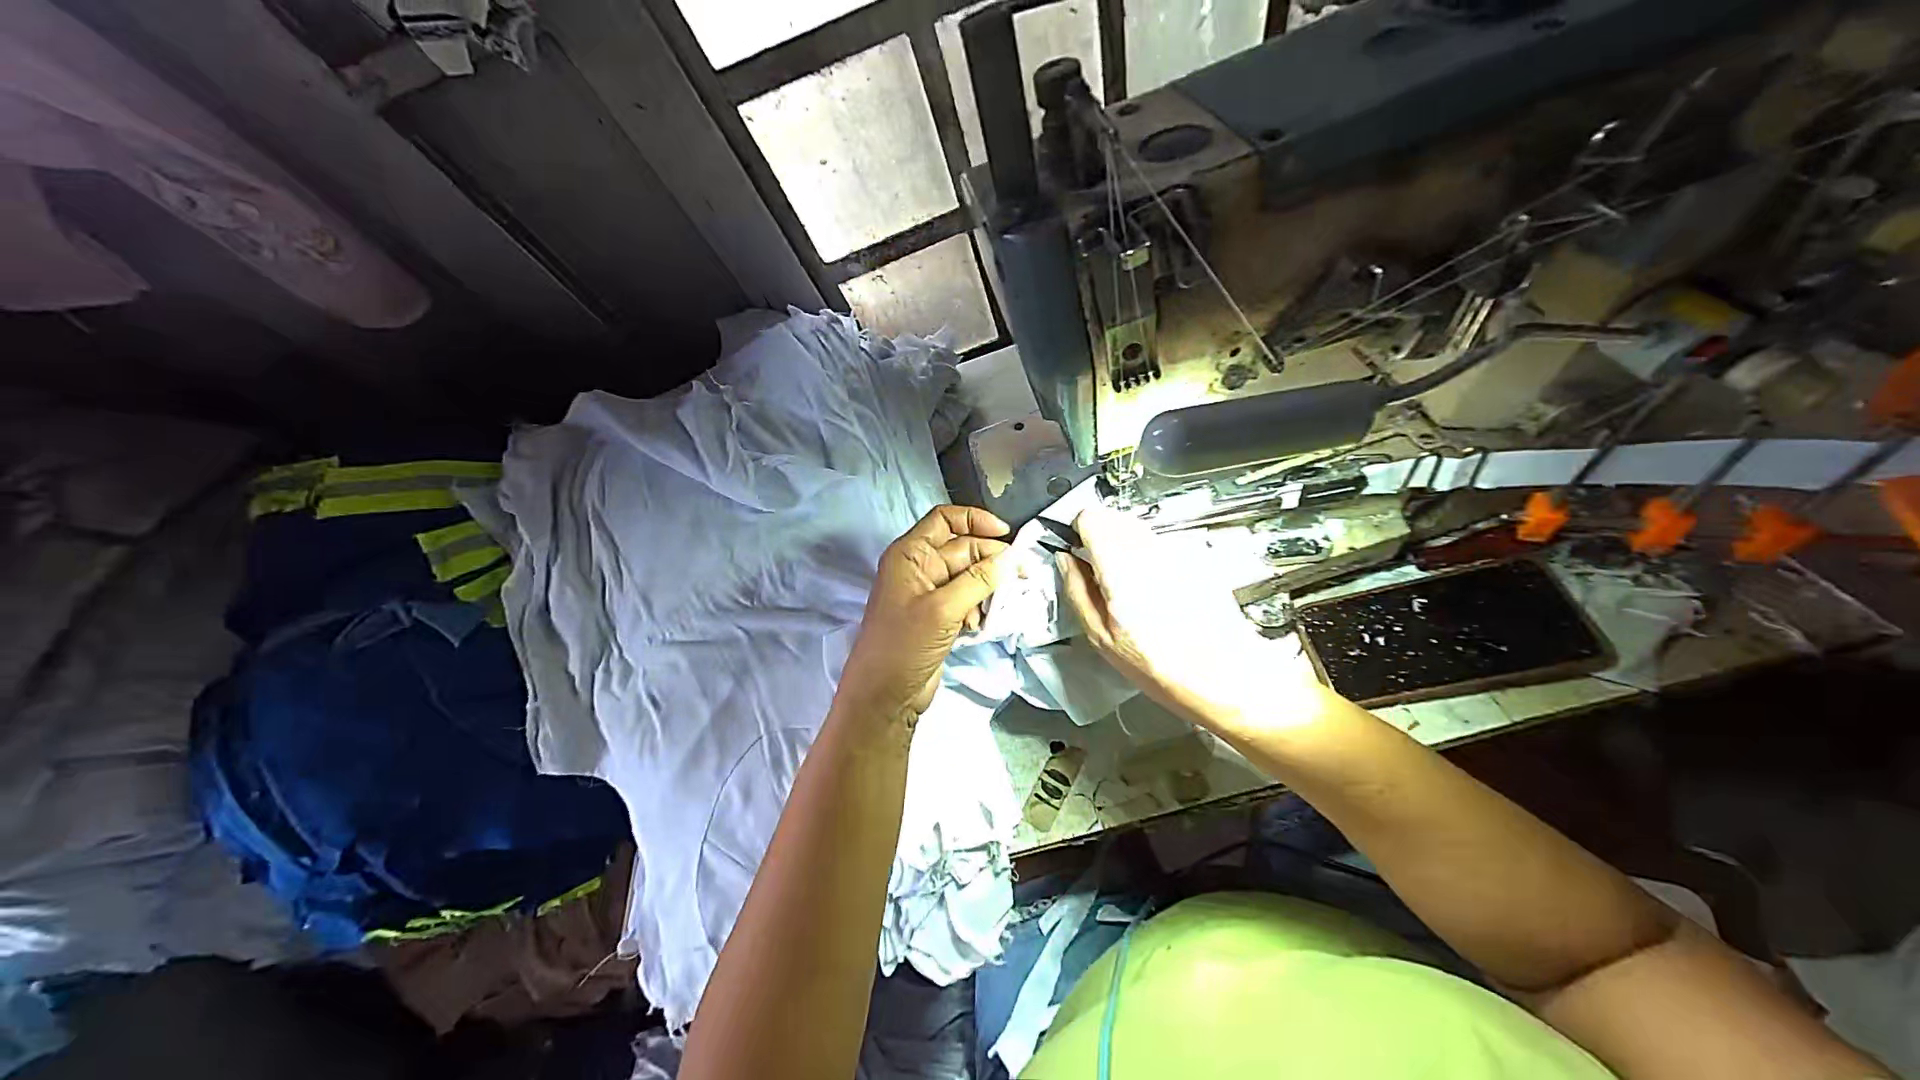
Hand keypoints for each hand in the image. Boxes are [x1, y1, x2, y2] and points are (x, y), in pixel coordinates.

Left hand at [836, 505, 1010, 725]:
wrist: (884, 696)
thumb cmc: (903, 646)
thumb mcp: (943, 608)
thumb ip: (979, 580)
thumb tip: (1012, 557)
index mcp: (910, 554)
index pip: (944, 519)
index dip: (975, 520)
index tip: (1006, 533)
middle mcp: (919, 568)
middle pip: (963, 548)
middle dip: (991, 560)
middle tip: (1020, 574)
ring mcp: (928, 594)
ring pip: (969, 576)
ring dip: (987, 587)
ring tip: (1001, 602)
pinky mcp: (938, 617)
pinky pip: (967, 600)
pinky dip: (978, 607)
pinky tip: (981, 623)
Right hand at [1057, 506, 1299, 734]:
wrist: (1222, 675)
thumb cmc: (1165, 666)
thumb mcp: (1101, 637)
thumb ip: (1077, 590)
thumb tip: (1065, 562)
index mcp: (1120, 568)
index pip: (1090, 517)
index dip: (1076, 531)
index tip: (1073, 546)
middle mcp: (1150, 552)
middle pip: (1113, 516)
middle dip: (1097, 536)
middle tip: (1094, 569)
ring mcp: (1175, 552)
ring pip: (1135, 527)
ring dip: (1122, 545)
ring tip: (1123, 583)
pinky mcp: (1193, 558)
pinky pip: (1159, 543)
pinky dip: (1147, 556)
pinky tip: (1149, 589)